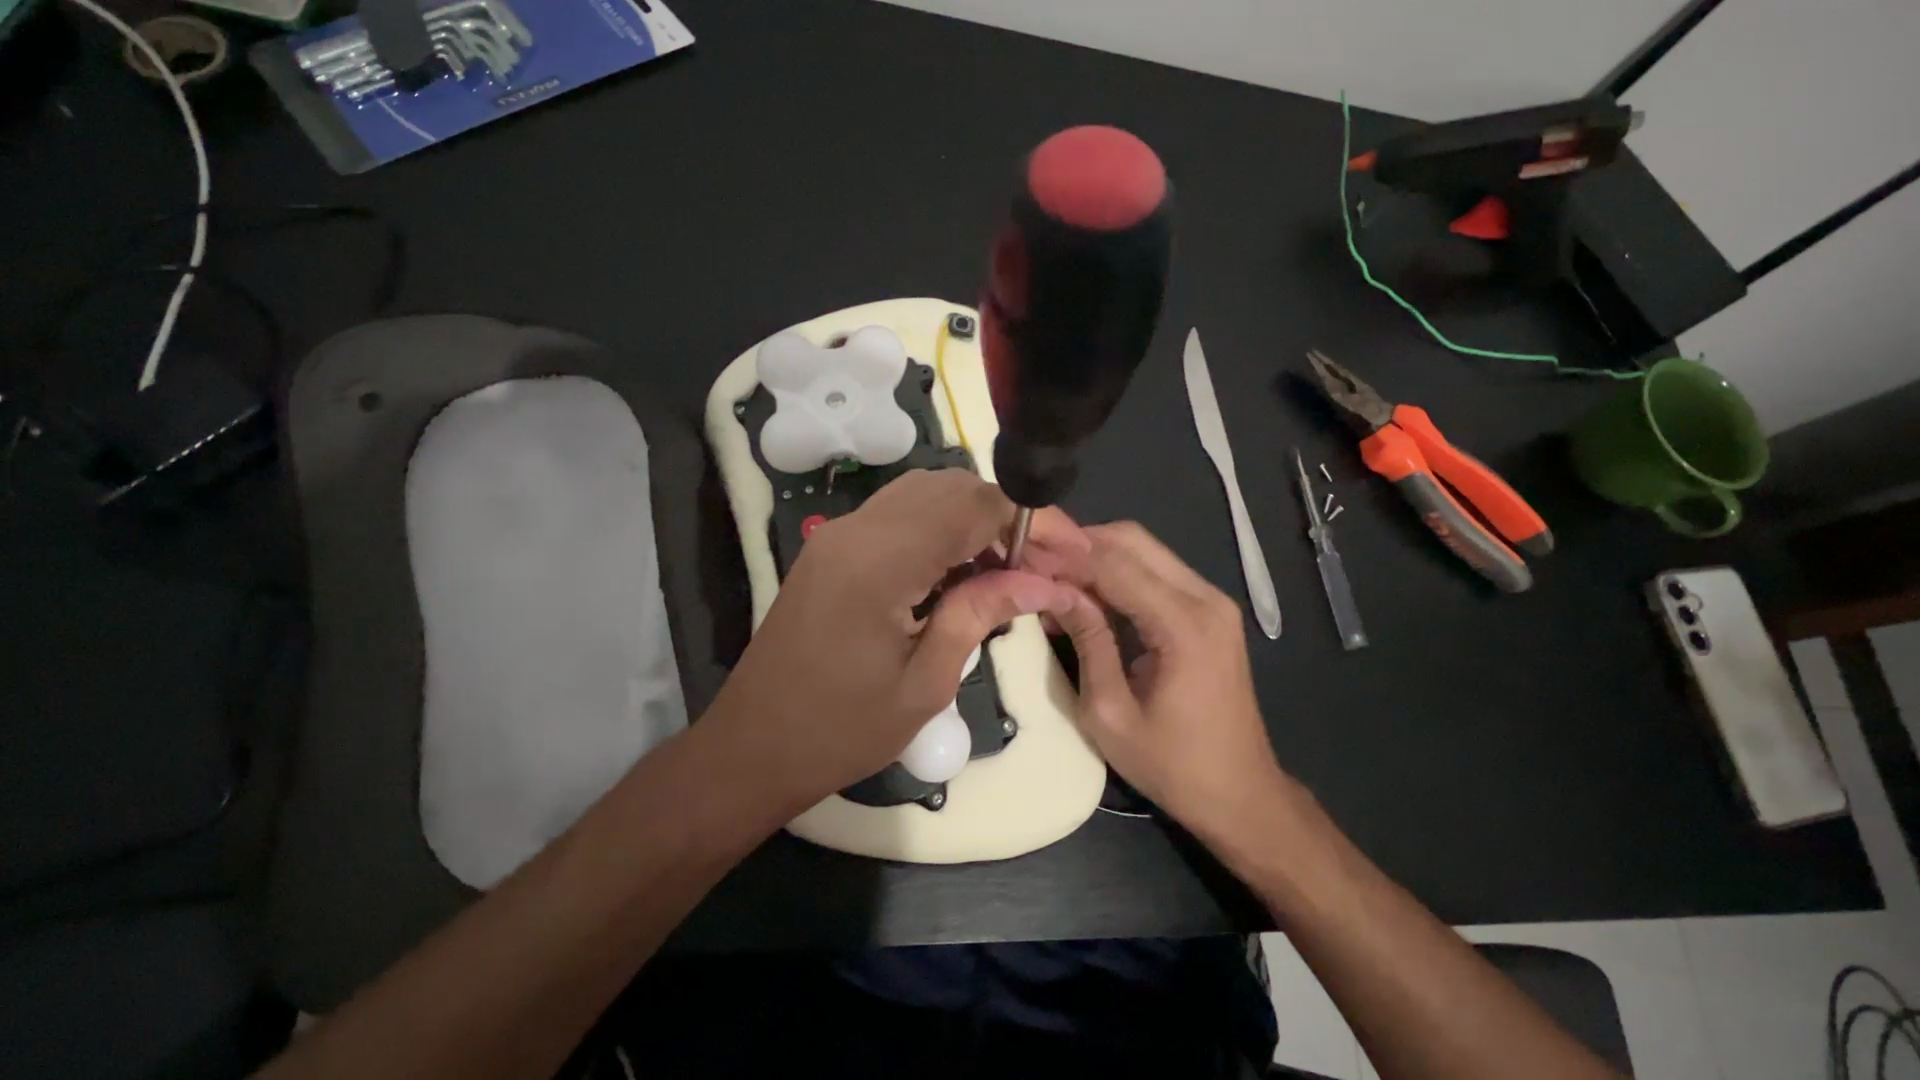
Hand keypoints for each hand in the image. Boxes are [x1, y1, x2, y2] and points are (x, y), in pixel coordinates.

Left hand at [707, 469, 1085, 805]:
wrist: (753, 747)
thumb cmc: (841, 730)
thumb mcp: (925, 683)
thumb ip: (979, 614)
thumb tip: (1042, 581)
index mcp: (880, 561)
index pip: (973, 505)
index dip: (1032, 522)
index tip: (1073, 555)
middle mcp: (856, 530)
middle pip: (950, 488)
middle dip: (1007, 517)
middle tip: (1047, 566)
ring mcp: (838, 535)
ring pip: (924, 495)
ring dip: (974, 520)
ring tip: (1012, 570)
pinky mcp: (831, 550)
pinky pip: (898, 517)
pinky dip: (940, 530)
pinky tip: (965, 571)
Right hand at [1052, 522, 1289, 843]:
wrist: (1239, 793)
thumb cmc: (1172, 764)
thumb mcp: (1109, 712)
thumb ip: (1086, 641)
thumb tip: (1054, 591)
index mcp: (1184, 624)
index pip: (1113, 564)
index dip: (1063, 556)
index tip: (1020, 557)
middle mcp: (1206, 598)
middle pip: (1133, 540)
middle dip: (1079, 544)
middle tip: (1034, 564)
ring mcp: (1214, 602)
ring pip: (1146, 551)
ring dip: (1098, 556)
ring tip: (1053, 579)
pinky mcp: (1212, 612)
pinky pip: (1159, 573)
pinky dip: (1121, 574)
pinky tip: (1088, 594)